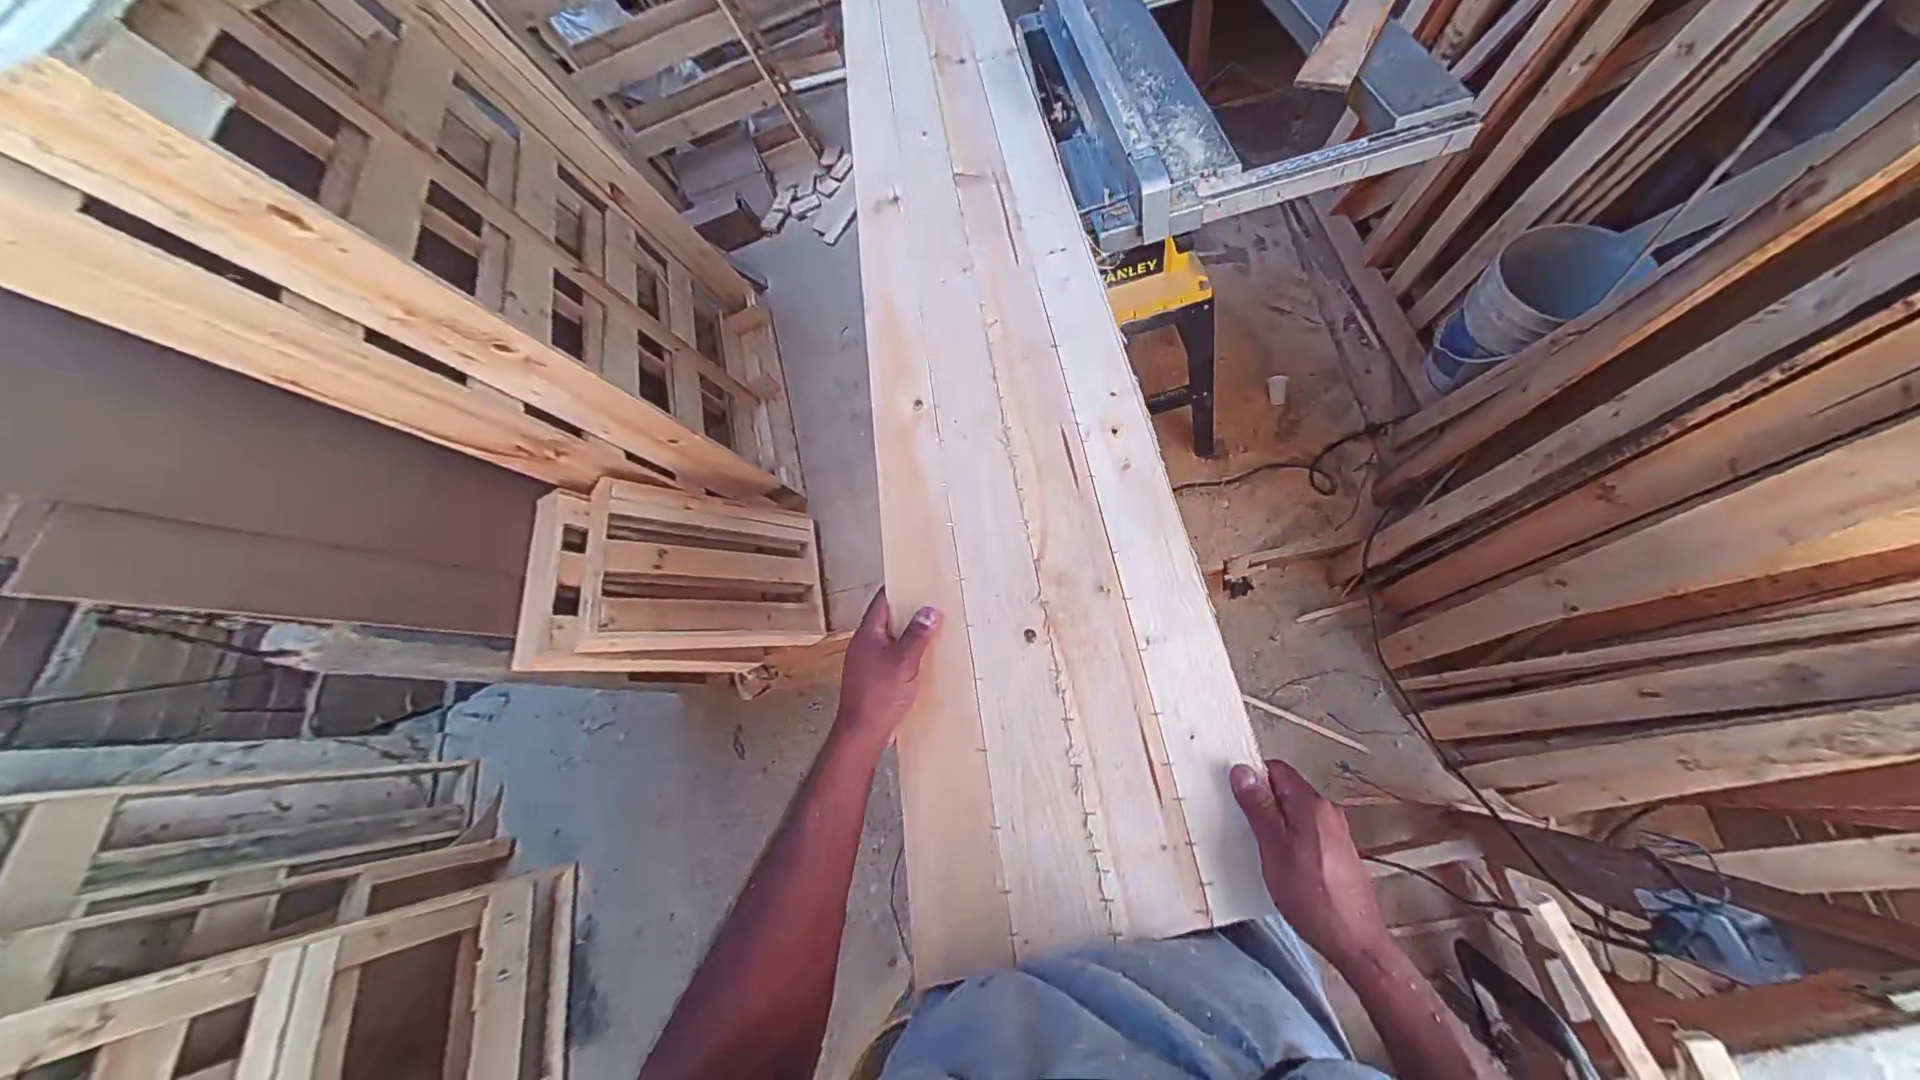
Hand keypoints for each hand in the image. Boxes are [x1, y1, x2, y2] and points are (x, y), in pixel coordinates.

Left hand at [834, 590, 939, 749]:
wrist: (862, 733)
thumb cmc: (878, 696)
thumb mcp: (904, 662)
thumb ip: (917, 635)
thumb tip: (929, 611)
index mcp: (867, 634)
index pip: (882, 601)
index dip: (898, 589)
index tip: (916, 581)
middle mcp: (864, 645)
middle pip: (887, 620)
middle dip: (908, 613)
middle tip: (931, 604)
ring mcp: (866, 663)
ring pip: (890, 640)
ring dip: (908, 636)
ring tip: (932, 631)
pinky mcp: (873, 679)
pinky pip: (891, 658)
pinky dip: (906, 655)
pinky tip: (922, 661)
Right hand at [1231, 760, 1389, 964]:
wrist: (1356, 944)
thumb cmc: (1310, 894)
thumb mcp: (1273, 847)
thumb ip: (1258, 807)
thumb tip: (1243, 771)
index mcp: (1312, 804)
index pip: (1277, 769)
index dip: (1253, 776)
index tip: (1235, 794)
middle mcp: (1329, 812)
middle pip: (1286, 790)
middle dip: (1262, 801)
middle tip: (1242, 822)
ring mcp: (1337, 834)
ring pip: (1296, 813)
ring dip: (1275, 822)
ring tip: (1259, 845)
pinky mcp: (1340, 855)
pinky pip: (1306, 832)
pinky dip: (1289, 839)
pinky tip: (1281, 863)